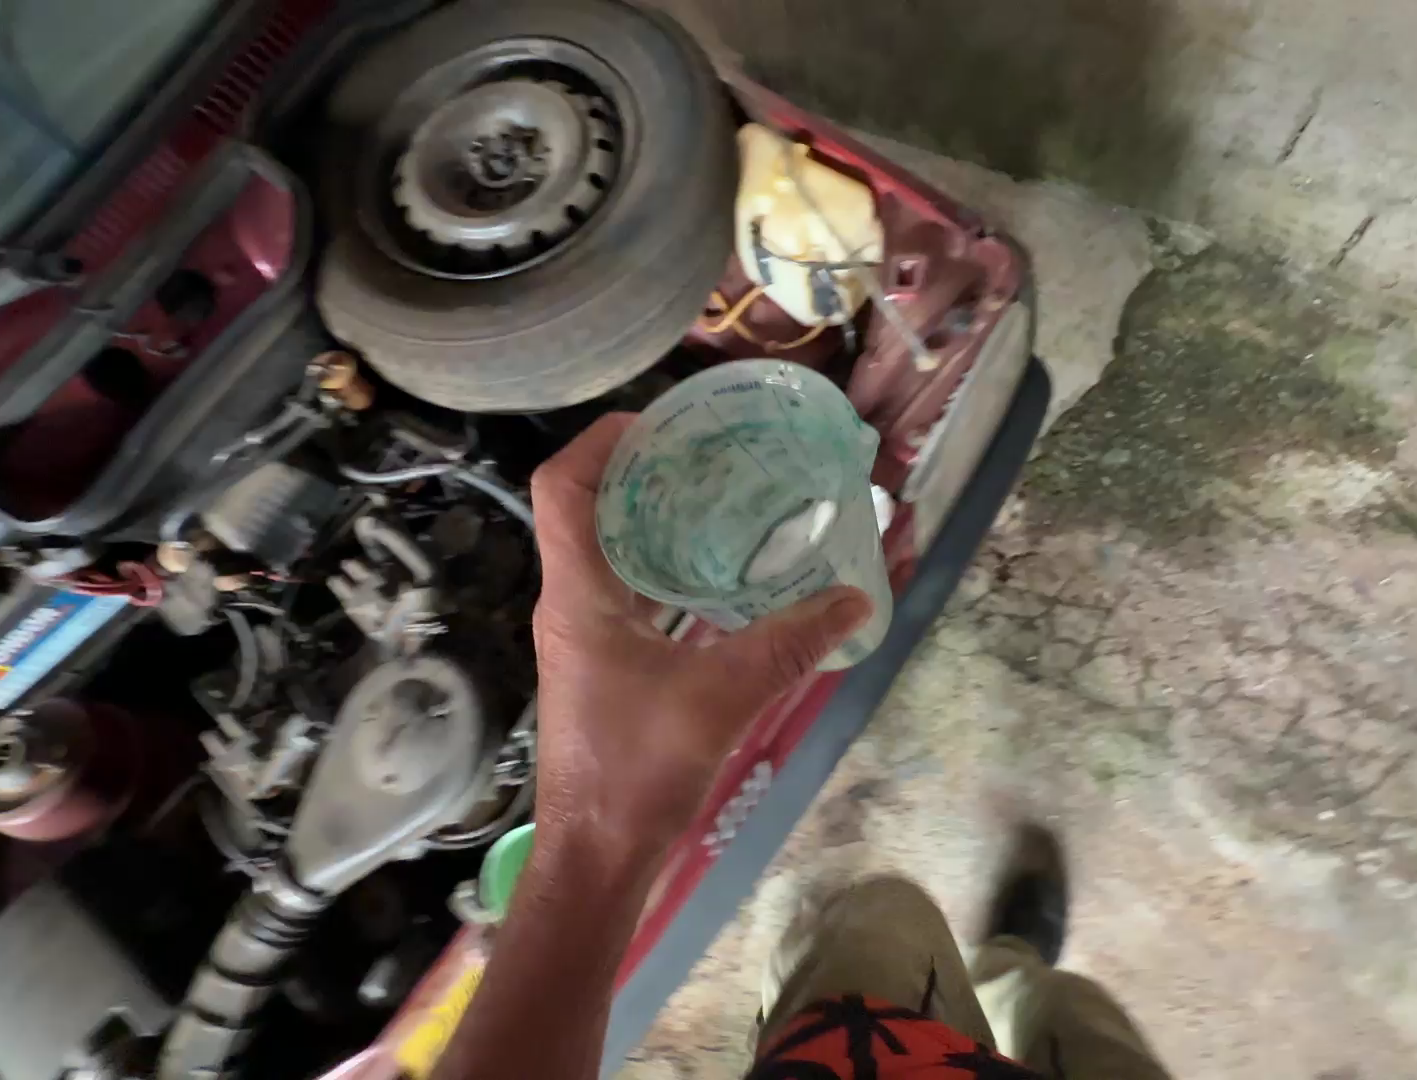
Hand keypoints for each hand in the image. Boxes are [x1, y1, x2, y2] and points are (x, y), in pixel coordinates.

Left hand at [527, 413, 872, 868]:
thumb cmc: (639, 772)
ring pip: (605, 546)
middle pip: (585, 506)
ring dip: (650, 514)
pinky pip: (624, 585)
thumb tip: (855, 598)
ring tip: (716, 493)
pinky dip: (661, 561)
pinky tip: (714, 567)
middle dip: (639, 468)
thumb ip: (789, 644)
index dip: (601, 441)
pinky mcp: (601, 656)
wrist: (598, 852)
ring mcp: (581, 629)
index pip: (561, 487)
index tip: (659, 424)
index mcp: (578, 594)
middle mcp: (569, 601)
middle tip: (706, 450)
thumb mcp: (722, 697)